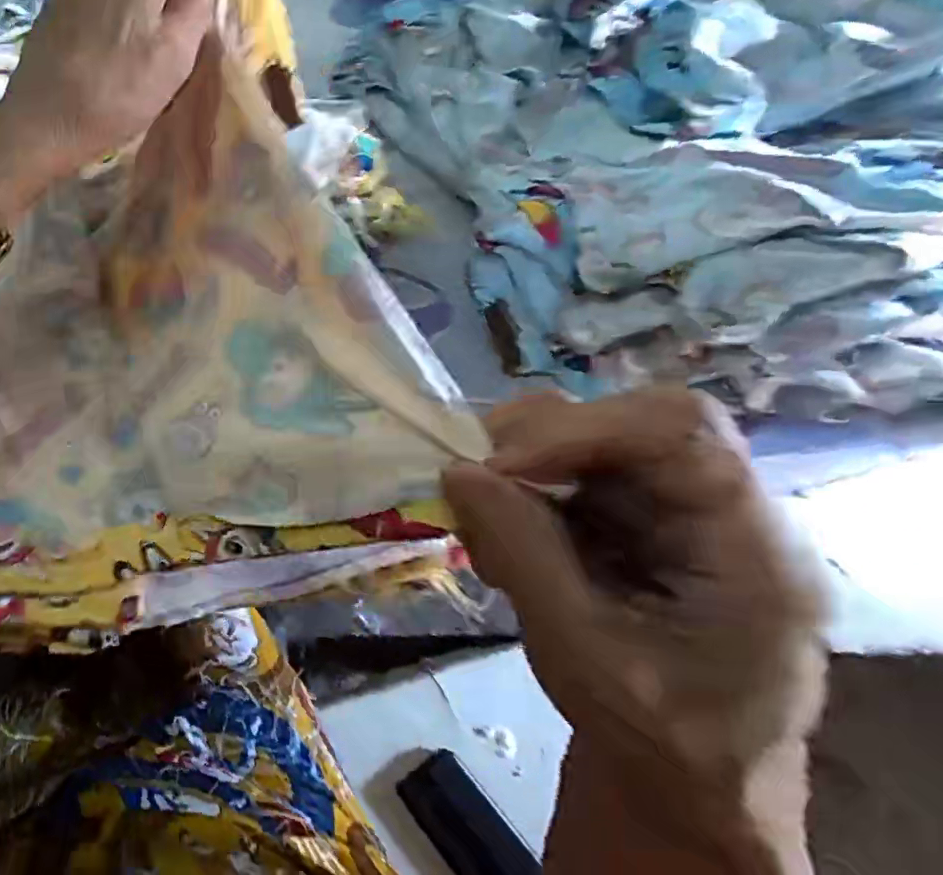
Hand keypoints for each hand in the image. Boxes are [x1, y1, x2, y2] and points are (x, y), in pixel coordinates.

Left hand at [0, 0, 213, 218]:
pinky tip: (101, 59)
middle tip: (161, 38)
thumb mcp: (178, 52)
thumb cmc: (114, 93)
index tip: (185, 8)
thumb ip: (199, 0)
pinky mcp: (49, 9)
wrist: (39, 128)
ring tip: (130, 54)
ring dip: (135, 4)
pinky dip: (106, 18)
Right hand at [442, 389, 826, 870]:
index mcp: (746, 547)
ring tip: (487, 532)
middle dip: (535, 441)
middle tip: (475, 487)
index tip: (498, 470)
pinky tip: (500, 550)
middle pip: (627, 420)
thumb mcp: (581, 649)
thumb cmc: (654, 732)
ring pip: (584, 436)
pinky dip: (509, 494)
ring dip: (514, 468)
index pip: (678, 432)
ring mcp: (667, 513)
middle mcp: (714, 512)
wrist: (680, 781)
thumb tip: (455, 470)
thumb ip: (523, 552)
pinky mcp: (624, 521)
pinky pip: (556, 473)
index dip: (579, 430)